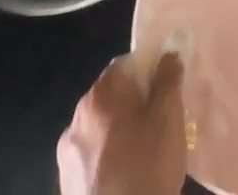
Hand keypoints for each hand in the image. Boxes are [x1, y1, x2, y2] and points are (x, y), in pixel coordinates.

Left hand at [57, 52, 187, 194]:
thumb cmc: (148, 164)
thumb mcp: (168, 116)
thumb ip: (168, 80)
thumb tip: (167, 54)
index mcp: (99, 97)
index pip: (125, 64)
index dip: (150, 68)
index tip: (170, 85)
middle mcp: (76, 119)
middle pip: (112, 95)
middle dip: (137, 98)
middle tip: (165, 114)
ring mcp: (67, 153)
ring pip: (103, 125)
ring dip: (124, 126)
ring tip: (149, 145)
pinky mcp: (68, 181)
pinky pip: (94, 151)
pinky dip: (112, 151)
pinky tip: (130, 168)